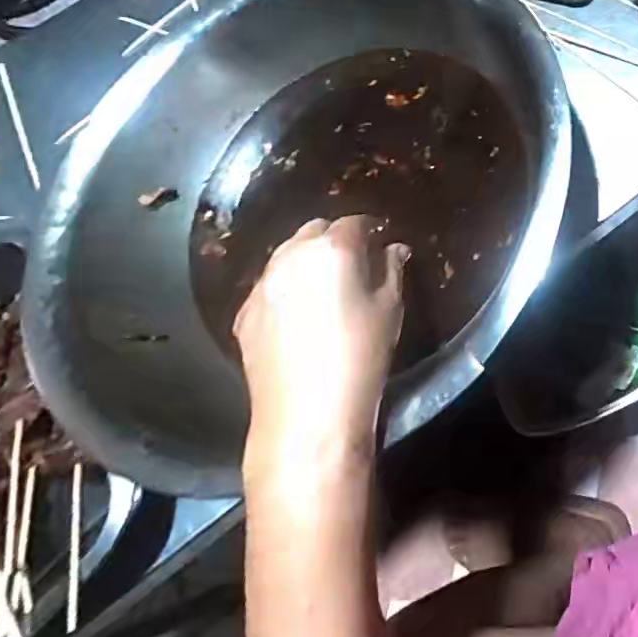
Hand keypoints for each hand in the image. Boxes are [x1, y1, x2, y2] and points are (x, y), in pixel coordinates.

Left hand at [234, 216, 409, 465]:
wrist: (307, 414)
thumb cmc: (361, 354)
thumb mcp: (390, 307)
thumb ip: (391, 268)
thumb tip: (392, 249)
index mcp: (333, 249)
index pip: (355, 222)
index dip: (372, 229)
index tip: (382, 242)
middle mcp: (292, 256)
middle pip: (315, 230)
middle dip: (336, 238)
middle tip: (357, 262)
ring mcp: (262, 285)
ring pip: (288, 254)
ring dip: (309, 259)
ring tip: (328, 285)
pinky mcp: (244, 313)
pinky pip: (271, 285)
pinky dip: (288, 286)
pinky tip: (302, 312)